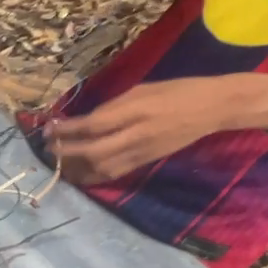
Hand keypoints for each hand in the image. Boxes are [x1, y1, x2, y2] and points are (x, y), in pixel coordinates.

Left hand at [49, 78, 228, 183]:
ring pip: (96, 167)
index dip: (66, 129)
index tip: (47, 129)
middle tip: (47, 147)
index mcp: (139, 111)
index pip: (93, 125)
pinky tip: (74, 172)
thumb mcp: (143, 90)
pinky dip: (87, 176)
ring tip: (57, 160)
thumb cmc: (179, 92)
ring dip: (71, 166)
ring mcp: (140, 152)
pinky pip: (108, 175)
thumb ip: (110, 107)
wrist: (219, 106)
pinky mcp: (143, 163)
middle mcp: (137, 134)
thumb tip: (79, 122)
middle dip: (63, 150)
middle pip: (90, 150)